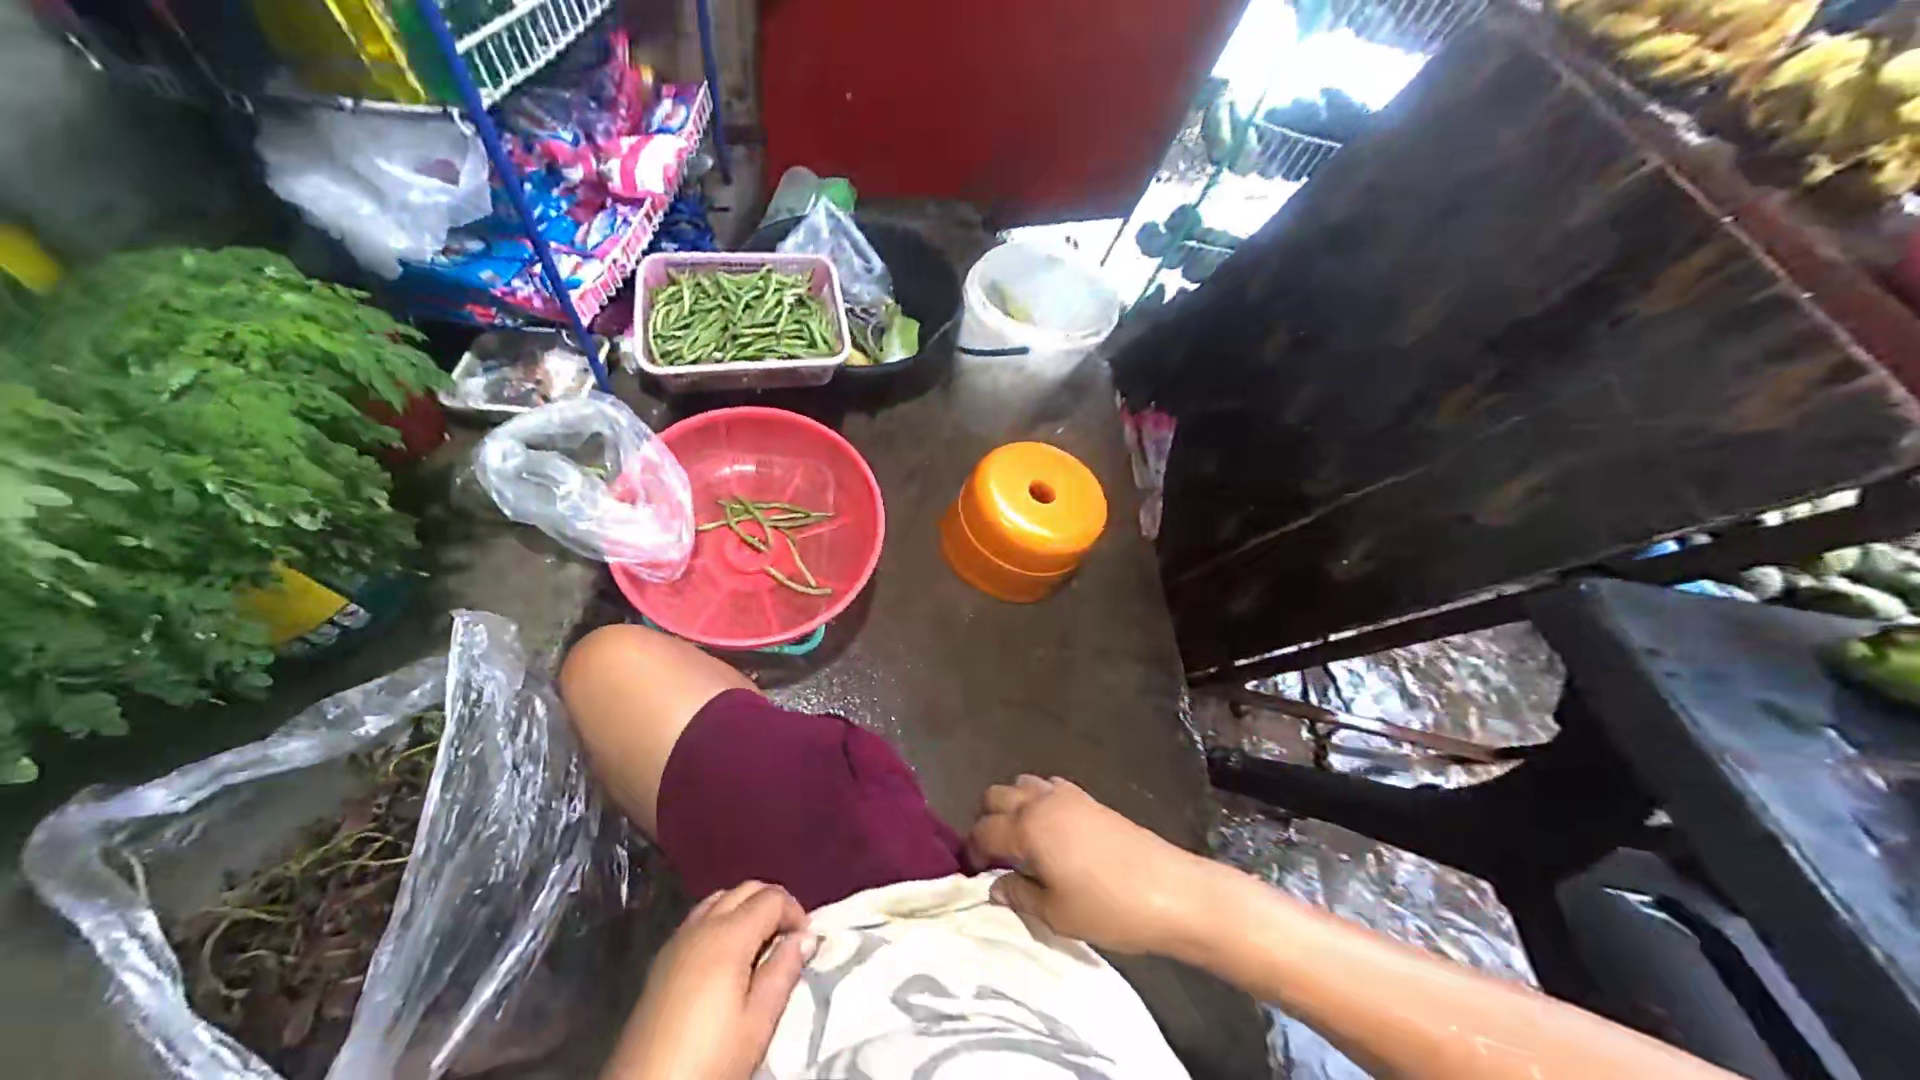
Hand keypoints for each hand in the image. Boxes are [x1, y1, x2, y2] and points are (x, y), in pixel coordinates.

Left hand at [601, 881, 810, 1079]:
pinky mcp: (661, 960)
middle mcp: (701, 926)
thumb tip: (804, 937)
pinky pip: (699, 918)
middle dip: (773, 904)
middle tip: (788, 940)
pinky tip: (726, 957)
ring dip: (746, 909)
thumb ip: (783, 971)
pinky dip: (721, 920)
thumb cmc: (708, 1062)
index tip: (806, 943)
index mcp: (728, 936)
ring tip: (760, 945)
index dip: (795, 913)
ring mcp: (677, 941)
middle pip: (745, 890)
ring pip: (720, 899)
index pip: (771, 899)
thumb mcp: (757, 1023)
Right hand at [967, 774, 1223, 957]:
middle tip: (994, 854)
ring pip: (1022, 785)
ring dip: (1012, 805)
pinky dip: (1038, 800)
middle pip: (997, 795)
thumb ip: (1019, 895)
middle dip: (987, 820)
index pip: (984, 830)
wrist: (1171, 891)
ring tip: (1021, 840)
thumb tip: (996, 885)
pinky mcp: (1089, 799)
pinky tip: (1051, 830)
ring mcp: (1067, 795)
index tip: (974, 872)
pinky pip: (1049, 787)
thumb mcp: (1057, 914)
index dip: (973, 851)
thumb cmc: (1109, 907)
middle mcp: (1042, 801)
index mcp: (1028, 827)